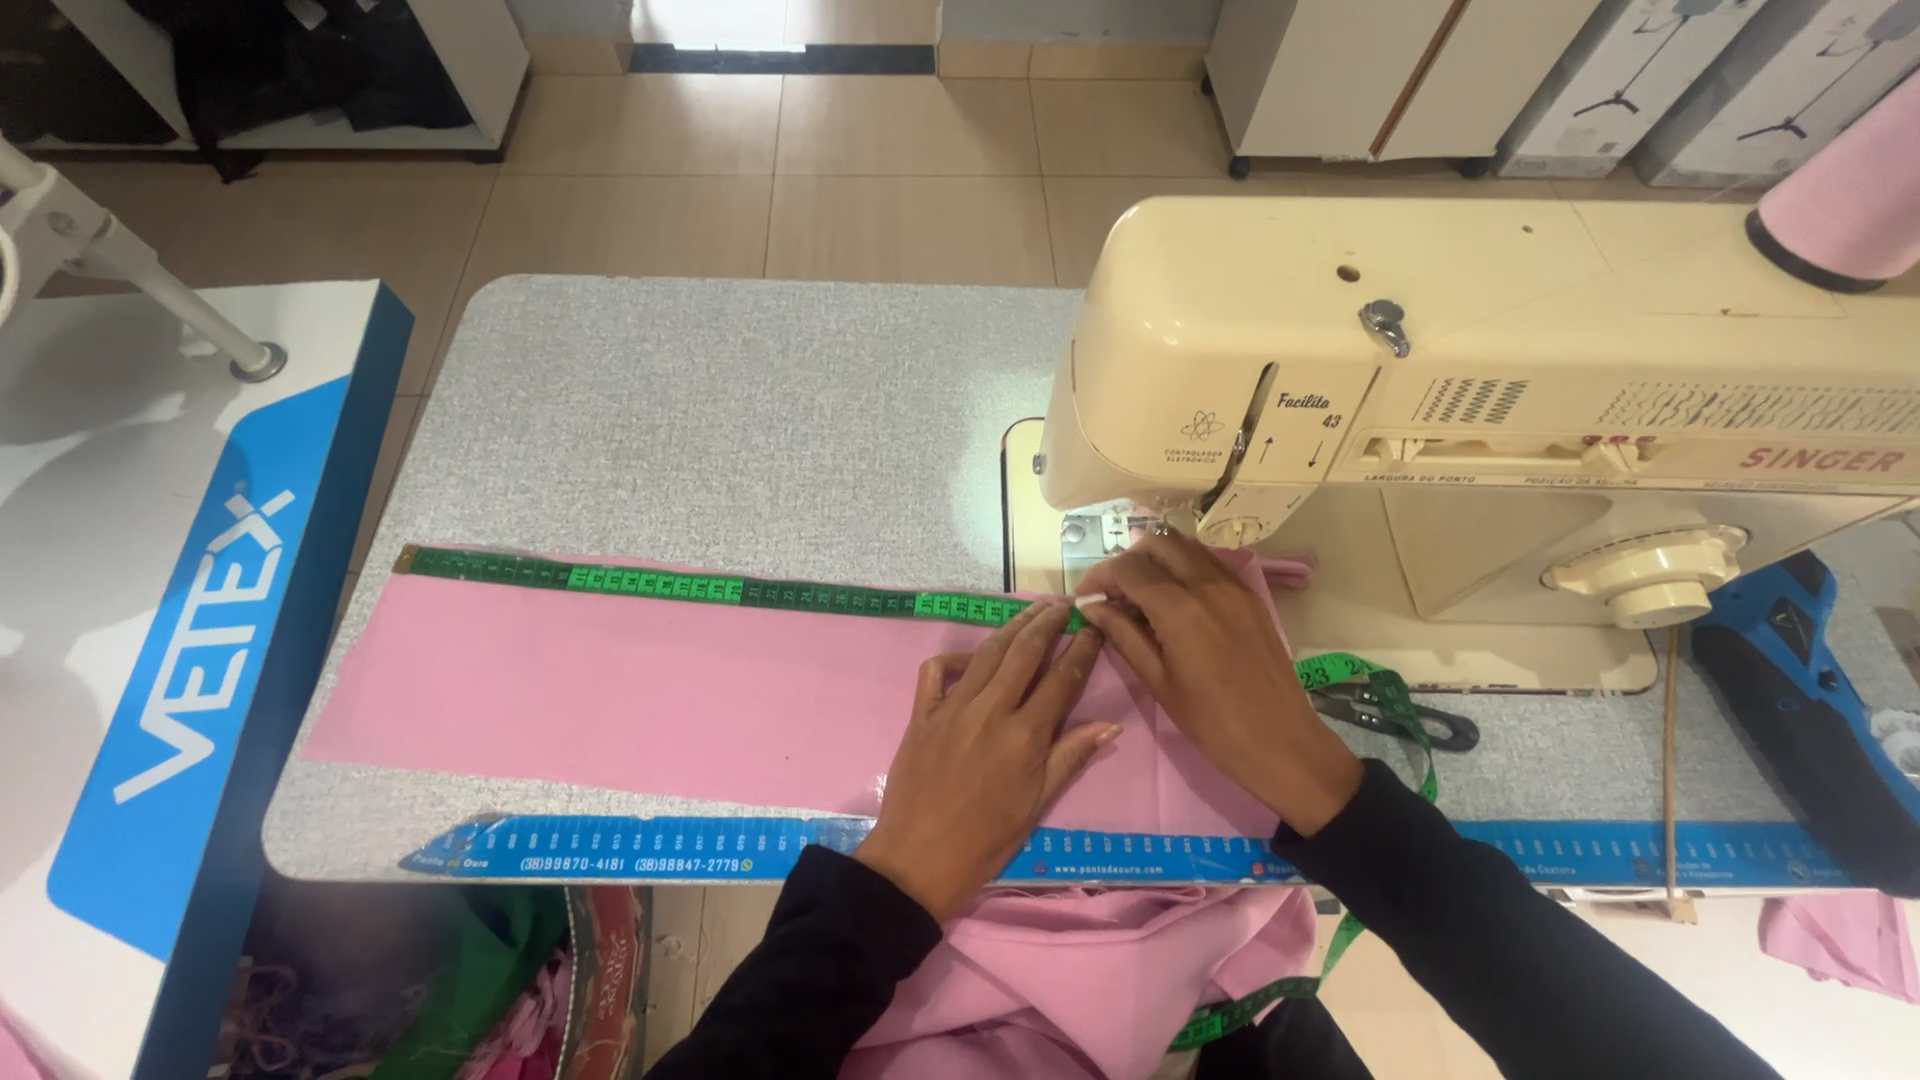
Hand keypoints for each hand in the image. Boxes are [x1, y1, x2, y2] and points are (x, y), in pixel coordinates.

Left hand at [854, 602, 1117, 919]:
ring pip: (987, 653)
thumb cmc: (986, 840)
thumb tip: (1110, 724)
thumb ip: (1070, 757)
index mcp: (1024, 736)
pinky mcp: (922, 713)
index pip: (1062, 680)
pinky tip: (971, 656)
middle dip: (1048, 624)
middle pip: (1024, 653)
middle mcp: (990, 710)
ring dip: (1012, 628)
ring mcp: (952, 708)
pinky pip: (936, 671)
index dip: (1081, 650)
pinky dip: (955, 657)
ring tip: (1032, 611)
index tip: (1094, 628)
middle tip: (1064, 604)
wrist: (918, 859)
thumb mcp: (1037, 805)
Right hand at [1075, 530, 1361, 835]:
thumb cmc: (1211, 722)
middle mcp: (1208, 584)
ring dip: (1156, 559)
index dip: (1099, 577)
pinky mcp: (1250, 595)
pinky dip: (1184, 567)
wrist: (1282, 742)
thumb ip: (1123, 635)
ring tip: (1142, 594)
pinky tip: (1175, 600)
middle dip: (1127, 561)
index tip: (1086, 599)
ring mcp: (1234, 586)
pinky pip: (1209, 562)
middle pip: (1157, 543)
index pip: (1128, 567)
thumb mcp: (1157, 680)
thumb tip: (1093, 607)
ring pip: (1186, 546)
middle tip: (1114, 594)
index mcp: (1180, 608)